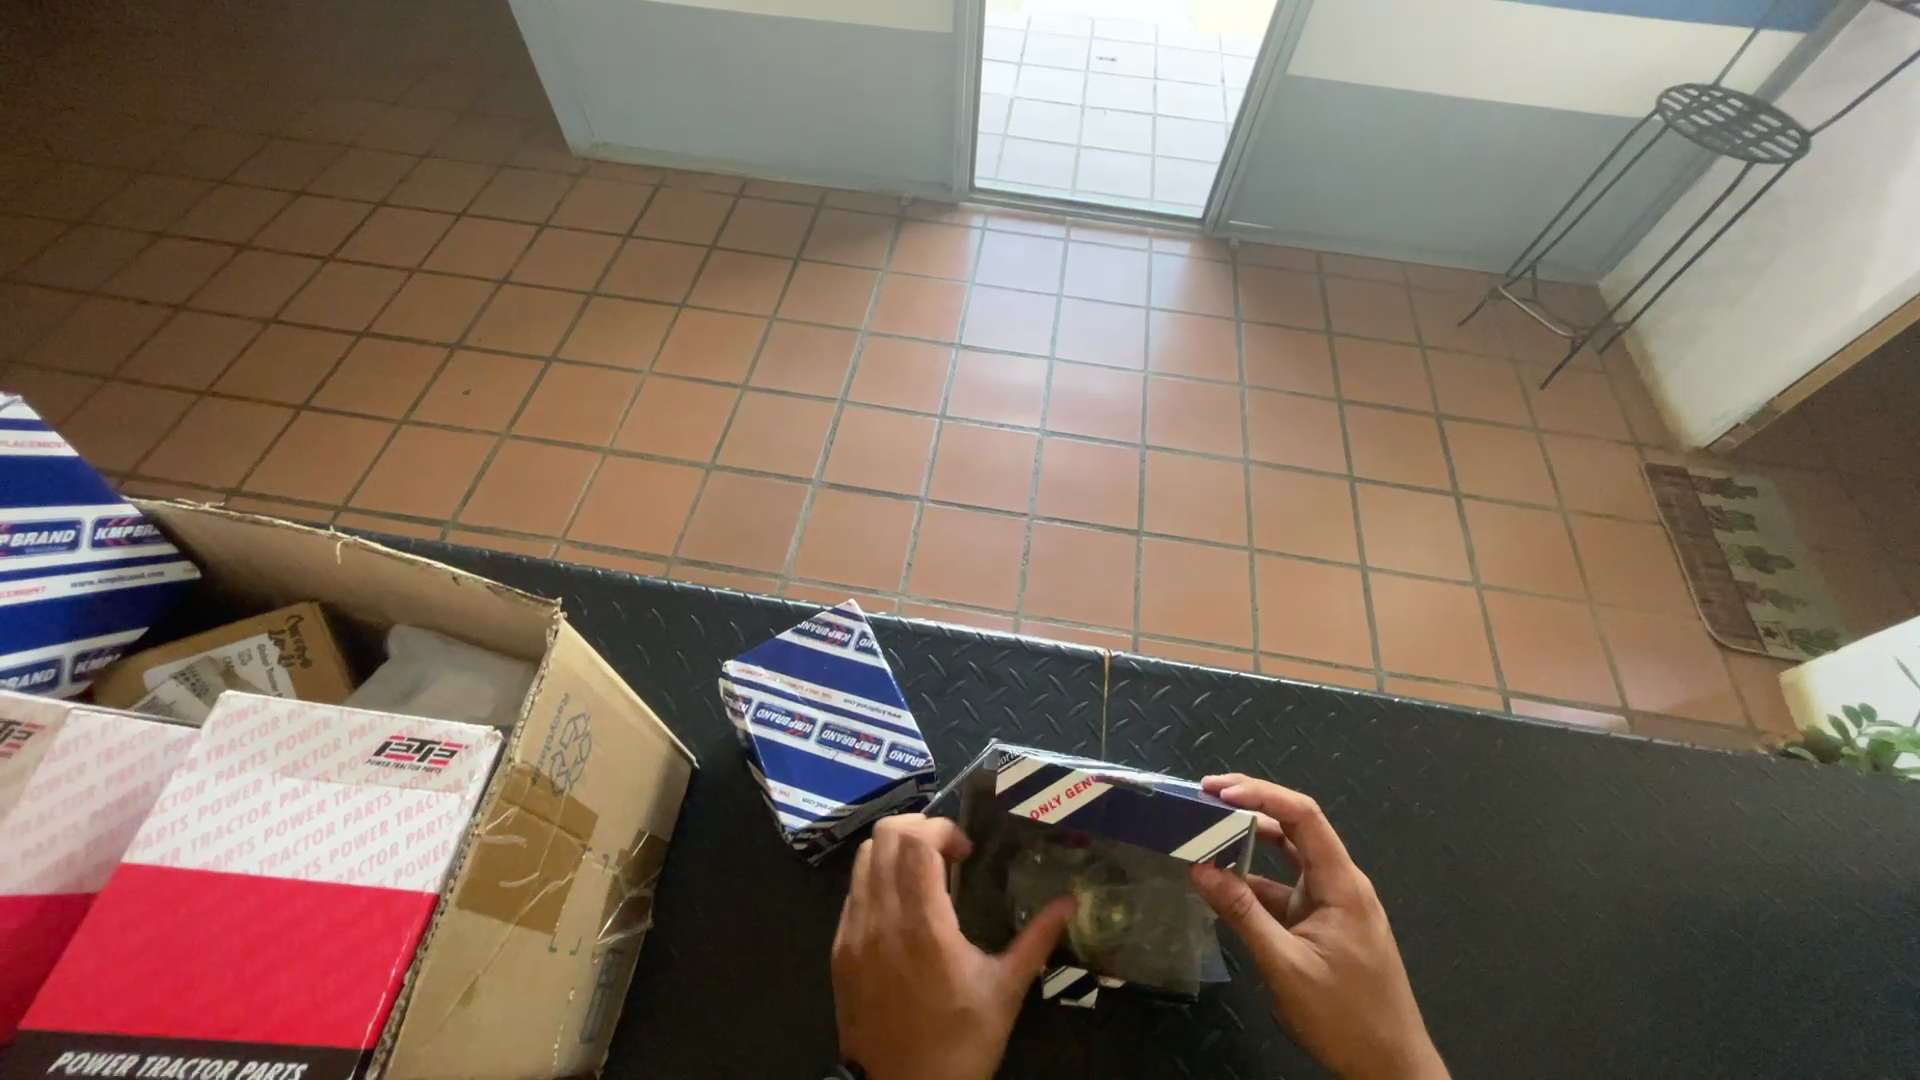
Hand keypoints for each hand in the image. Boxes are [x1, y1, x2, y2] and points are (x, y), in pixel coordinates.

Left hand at [831, 814, 1074, 1079]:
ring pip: (863, 857)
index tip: (966, 851)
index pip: (917, 841)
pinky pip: (853, 890)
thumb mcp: (1005, 991)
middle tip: (946, 852)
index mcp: (923, 924)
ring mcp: (853, 932)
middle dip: (918, 828)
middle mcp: (880, 918)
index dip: (942, 829)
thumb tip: (1069, 900)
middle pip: (885, 836)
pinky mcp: (838, 949)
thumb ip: (1036, 938)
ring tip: (924, 873)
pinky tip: (901, 904)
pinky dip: (876, 878)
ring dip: (894, 850)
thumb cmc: (959, 1044)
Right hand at [1190, 775, 1448, 1079]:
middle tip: (1206, 796)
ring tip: (1208, 826)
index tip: (1219, 792)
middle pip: (1295, 825)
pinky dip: (1253, 877)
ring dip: (1250, 838)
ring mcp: (1331, 902)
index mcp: (1342, 884)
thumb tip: (1199, 868)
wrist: (1392, 1071)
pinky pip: (1285, 885)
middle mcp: (1339, 882)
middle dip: (1251, 804)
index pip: (1302, 816)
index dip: (1261, 795)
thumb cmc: (1346, 1018)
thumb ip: (1243, 913)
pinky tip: (1223, 880)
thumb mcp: (1286, 966)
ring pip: (1289, 853)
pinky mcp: (1322, 922)